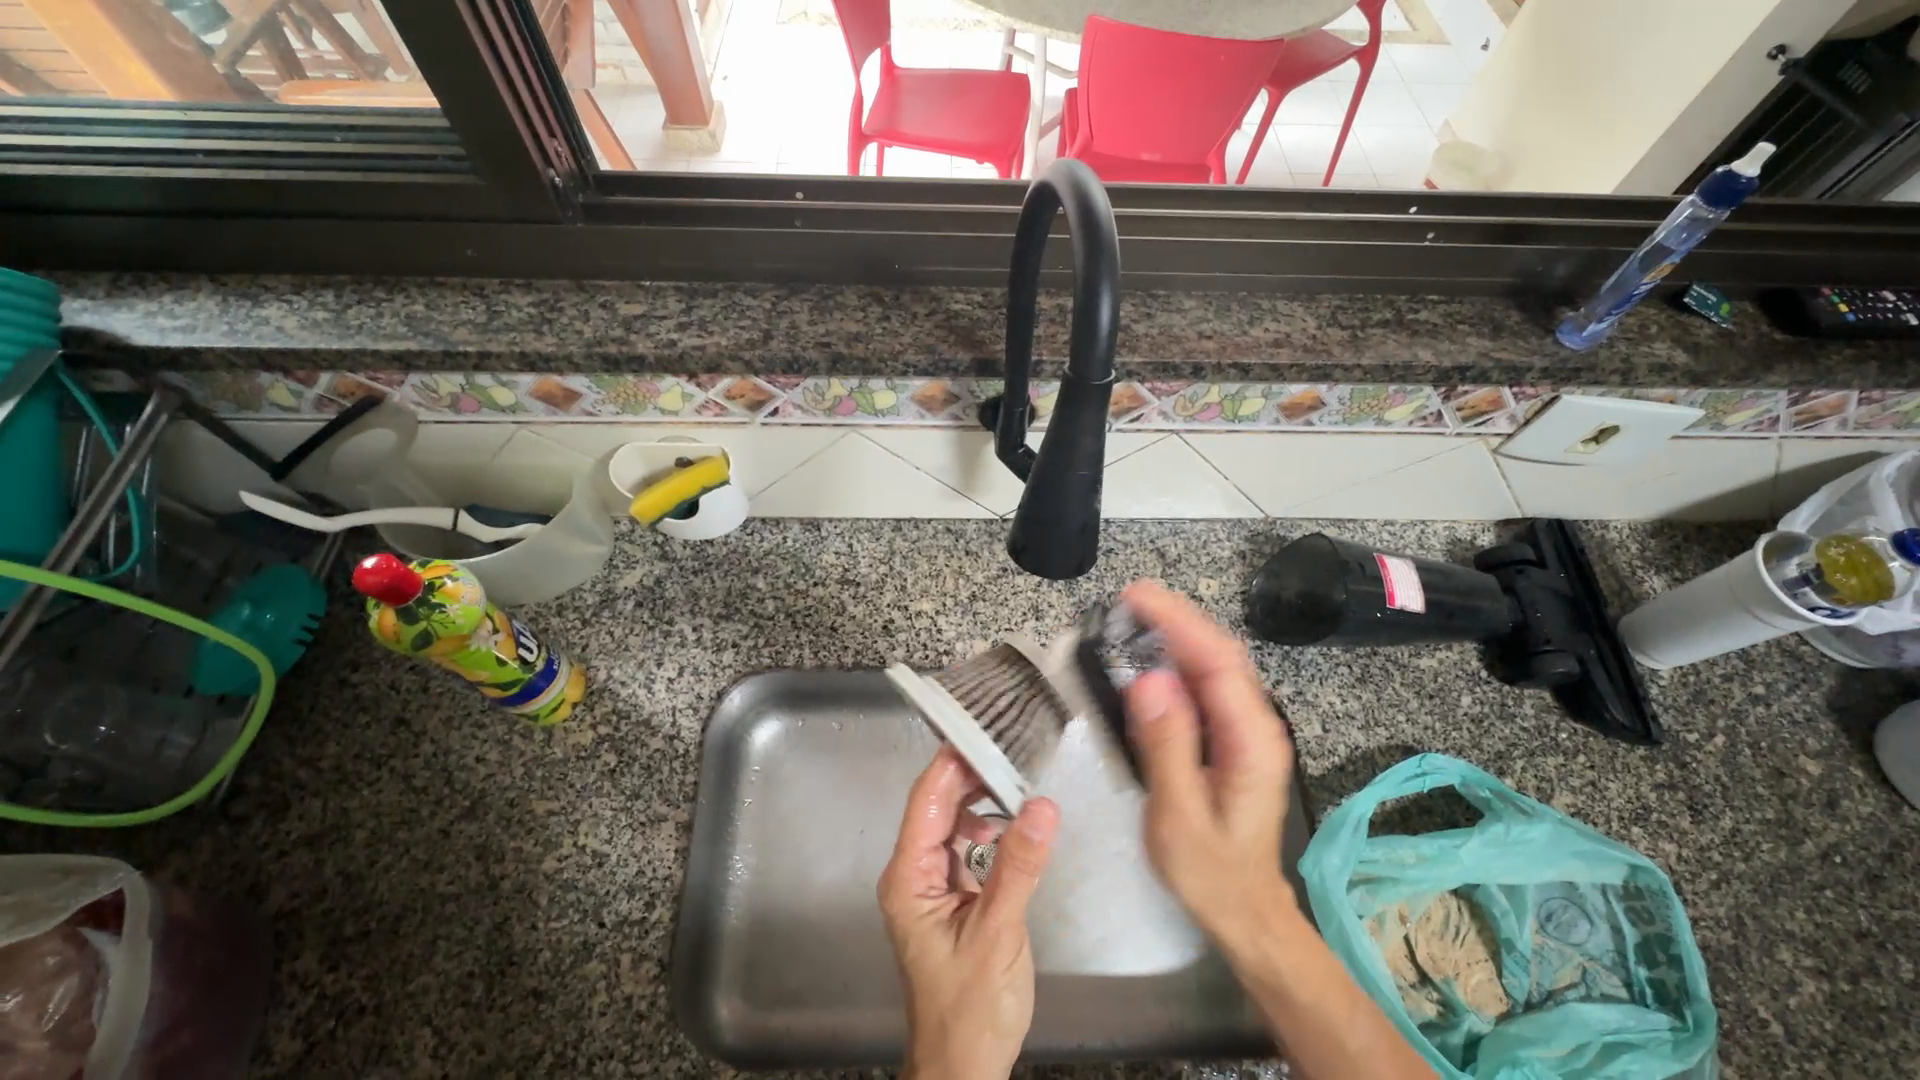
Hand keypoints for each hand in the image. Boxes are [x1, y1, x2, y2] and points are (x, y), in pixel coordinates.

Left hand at [878, 747, 1059, 1079]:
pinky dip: (992, 830)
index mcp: (909, 877)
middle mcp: (914, 873)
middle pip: (938, 808)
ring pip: (955, 824)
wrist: (965, 1064)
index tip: (982, 727)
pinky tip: (1017, 823)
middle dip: (971, 776)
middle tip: (1013, 744)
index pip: (925, 802)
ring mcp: (934, 885)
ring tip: (1020, 774)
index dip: (950, 763)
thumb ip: (1018, 867)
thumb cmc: (971, 1006)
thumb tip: (1043, 805)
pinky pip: (969, 848)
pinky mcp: (955, 897)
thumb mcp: (998, 933)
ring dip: (983, 801)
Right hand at [1120, 580, 1297, 945]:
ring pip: (1213, 667)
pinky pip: (1205, 688)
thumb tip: (1147, 681)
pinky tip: (1149, 658)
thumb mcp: (1179, 815)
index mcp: (1251, 740)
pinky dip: (1177, 663)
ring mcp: (1245, 731)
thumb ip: (1166, 746)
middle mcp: (1256, 726)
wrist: (1244, 910)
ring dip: (1176, 636)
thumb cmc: (1210, 871)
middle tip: (1128, 598)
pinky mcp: (1229, 739)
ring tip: (1133, 616)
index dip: (1179, 623)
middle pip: (1220, 655)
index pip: (1217, 663)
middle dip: (1177, 619)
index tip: (1138, 598)